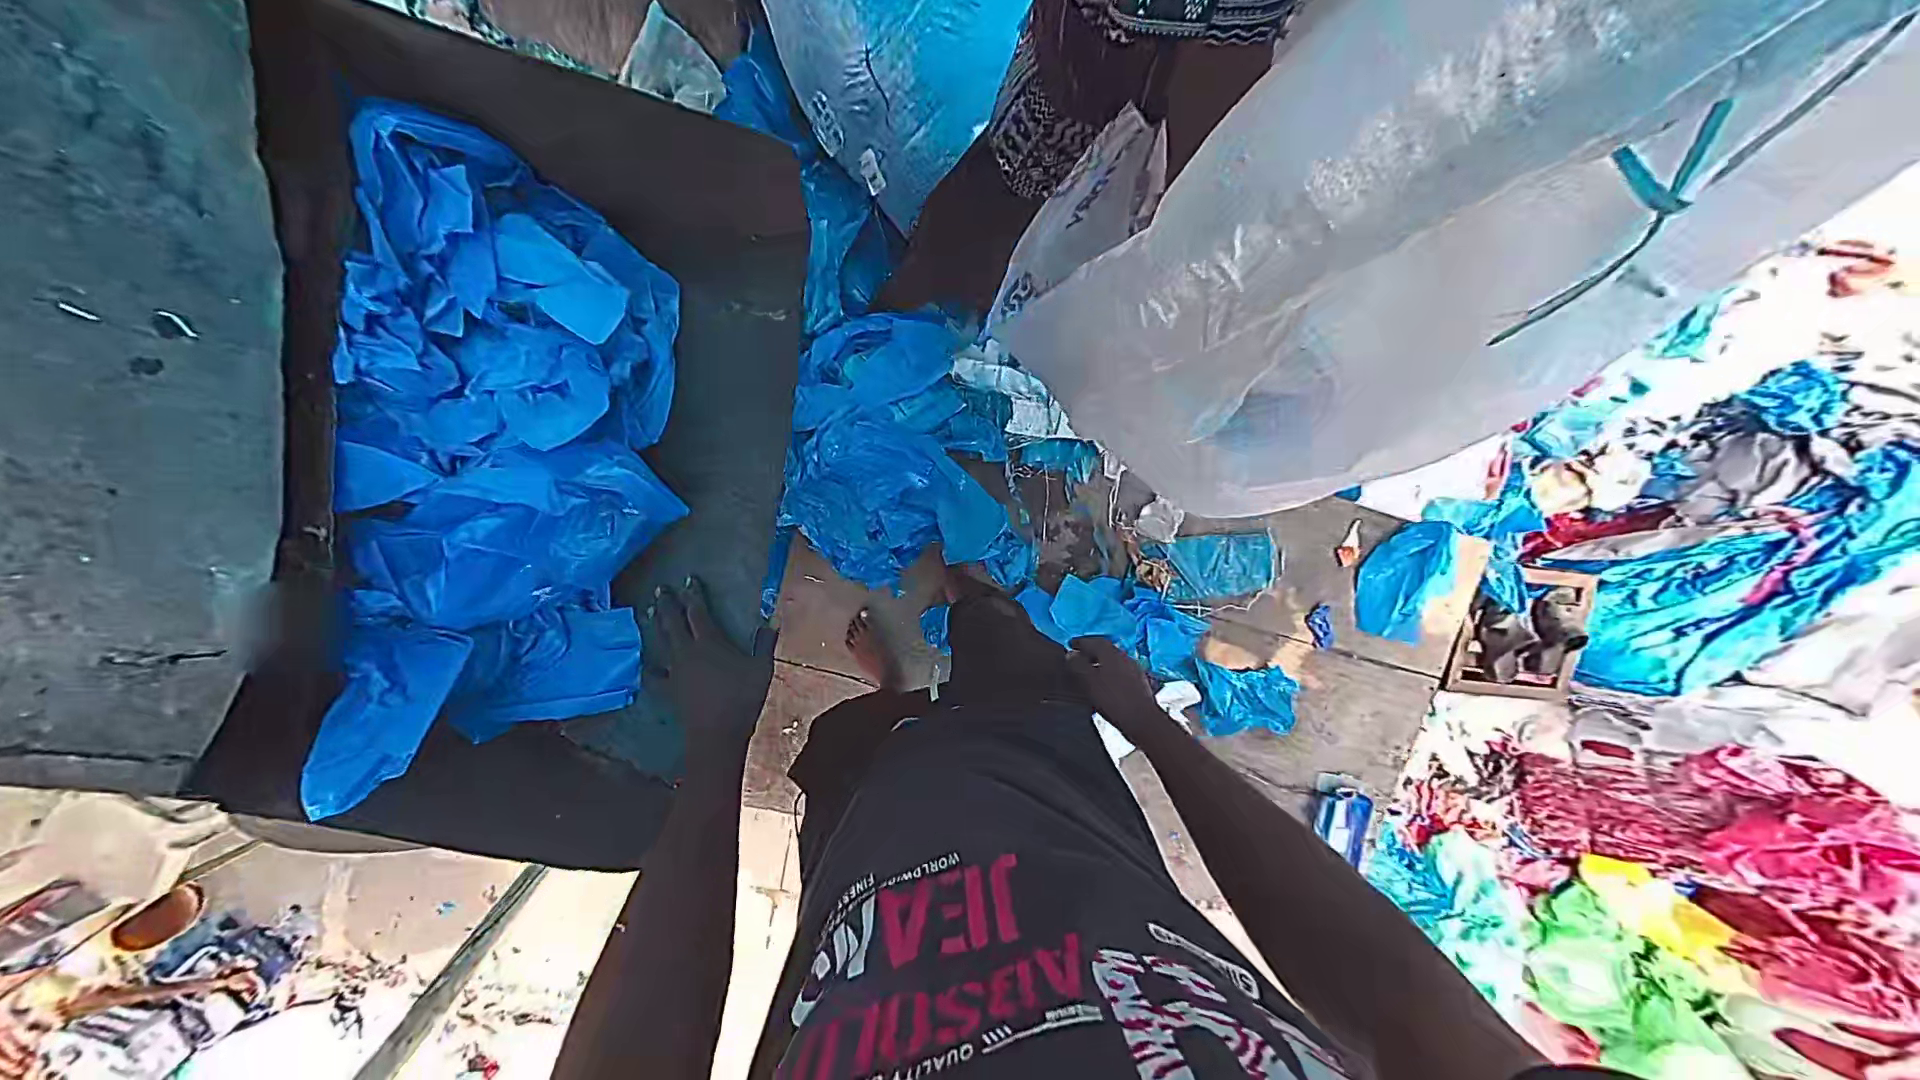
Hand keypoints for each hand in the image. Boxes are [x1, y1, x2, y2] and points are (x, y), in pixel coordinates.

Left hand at [647, 579, 777, 768]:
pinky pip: (655, 673)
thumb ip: (764, 643)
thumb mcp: (762, 668)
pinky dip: (650, 665)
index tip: (689, 579)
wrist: (717, 733)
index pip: (698, 612)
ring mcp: (675, 670)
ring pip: (663, 641)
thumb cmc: (742, 697)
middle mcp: (688, 651)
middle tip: (662, 588)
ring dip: (657, 624)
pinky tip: (646, 662)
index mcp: (710, 642)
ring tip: (650, 610)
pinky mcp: (669, 688)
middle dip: (669, 603)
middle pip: (674, 621)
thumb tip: (770, 621)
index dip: (694, 594)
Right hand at [1065, 637, 1167, 736]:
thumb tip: (1071, 653)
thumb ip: (1078, 665)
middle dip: (1091, 650)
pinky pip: (1120, 670)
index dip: (1080, 642)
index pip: (1093, 641)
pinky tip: (1106, 681)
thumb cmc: (1111, 699)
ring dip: (1101, 661)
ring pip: (1113, 659)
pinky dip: (1110, 671)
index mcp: (1110, 652)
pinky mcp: (1139, 681)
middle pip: (1105, 648)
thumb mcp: (1088, 681)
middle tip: (1079, 655)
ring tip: (1090, 668)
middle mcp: (1123, 656)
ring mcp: (1134, 668)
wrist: (1142, 719)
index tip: (1070, 644)